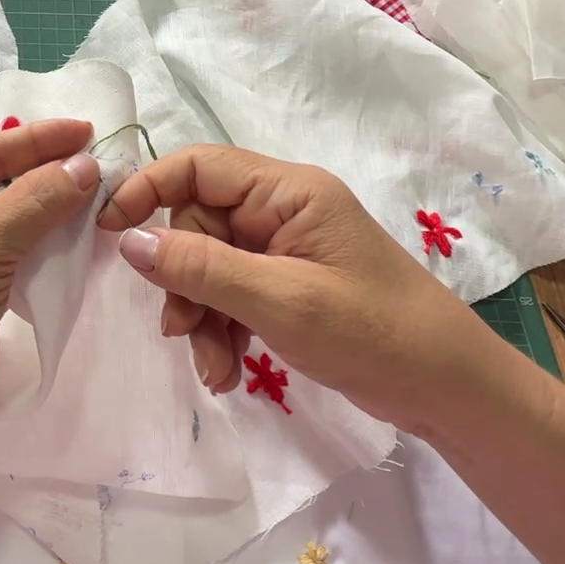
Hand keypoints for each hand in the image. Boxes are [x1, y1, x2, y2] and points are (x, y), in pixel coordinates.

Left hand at [0, 119, 100, 431]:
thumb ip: (36, 199)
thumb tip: (86, 164)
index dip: (37, 139)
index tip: (87, 129)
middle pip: (0, 177)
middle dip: (49, 170)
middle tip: (103, 158)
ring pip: (14, 212)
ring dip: (55, 205)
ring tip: (102, 191)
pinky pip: (18, 245)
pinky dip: (49, 238)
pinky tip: (82, 230)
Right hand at [98, 144, 504, 432]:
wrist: (455, 396)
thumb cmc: (376, 334)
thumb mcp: (280, 301)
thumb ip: (199, 267)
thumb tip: (125, 240)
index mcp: (286, 190)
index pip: (197, 166)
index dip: (147, 189)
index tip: (109, 230)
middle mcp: (279, 208)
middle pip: (195, 224)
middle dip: (182, 279)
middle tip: (179, 329)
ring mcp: (281, 247)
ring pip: (207, 263)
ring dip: (200, 314)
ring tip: (213, 367)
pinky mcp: (284, 282)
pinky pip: (229, 291)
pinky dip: (221, 327)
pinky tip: (227, 370)